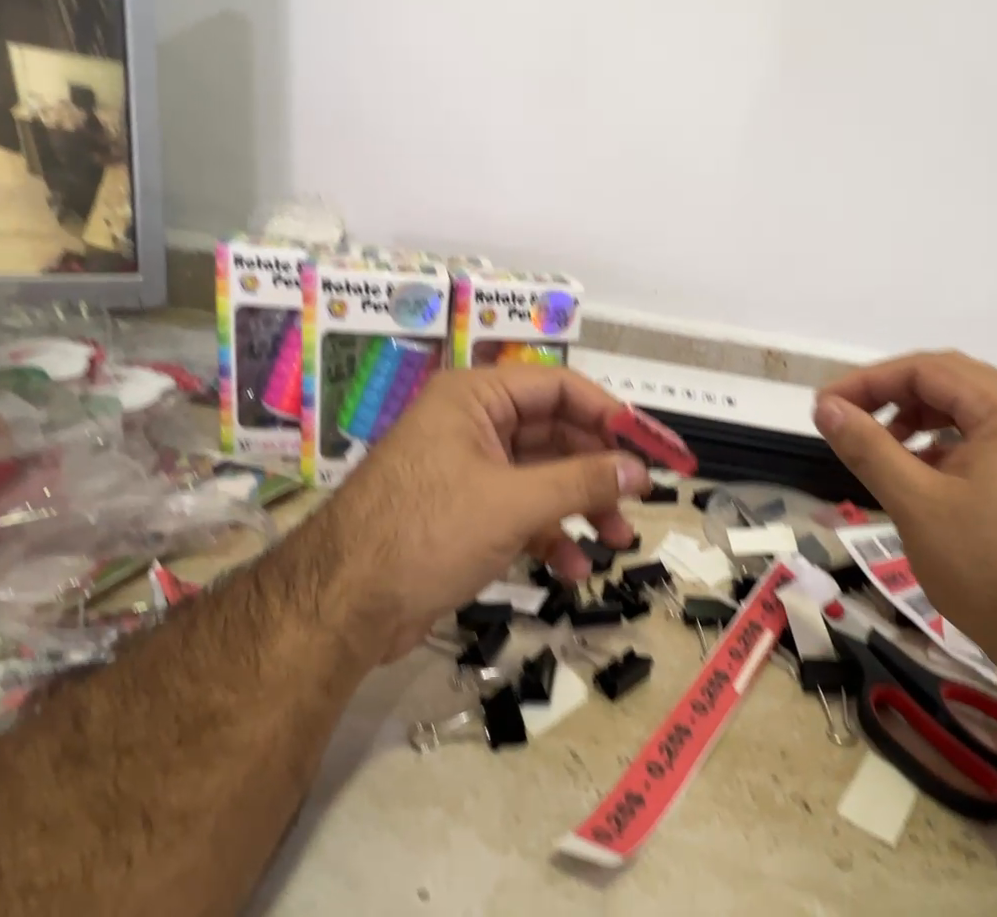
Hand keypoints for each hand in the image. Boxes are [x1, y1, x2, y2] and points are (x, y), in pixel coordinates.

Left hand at [328, 366, 649, 659]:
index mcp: (476, 398)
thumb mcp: (515, 503)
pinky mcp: (462, 513)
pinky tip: (571, 570)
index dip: (613, 417)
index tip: (655, 449)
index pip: (561, 389)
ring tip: (618, 543)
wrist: (341, 606)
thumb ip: (584, 480)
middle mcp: (472, 425)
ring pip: (543, 478)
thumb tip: (641, 470)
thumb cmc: (427, 534)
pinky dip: (549, 536)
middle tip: (640, 502)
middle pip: (556, 435)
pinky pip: (520, 512)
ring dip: (582, 508)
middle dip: (599, 472)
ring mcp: (466, 471)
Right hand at [813, 352, 996, 623]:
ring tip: (878, 451)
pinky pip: (983, 443)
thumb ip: (868, 448)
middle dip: (891, 397)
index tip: (824, 407)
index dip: (869, 382)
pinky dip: (942, 449)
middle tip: (845, 421)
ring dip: (916, 422)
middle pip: (950, 384)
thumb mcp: (916, 503)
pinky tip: (917, 477)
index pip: (928, 370)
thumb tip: (826, 407)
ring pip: (966, 414)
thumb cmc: (987, 567)